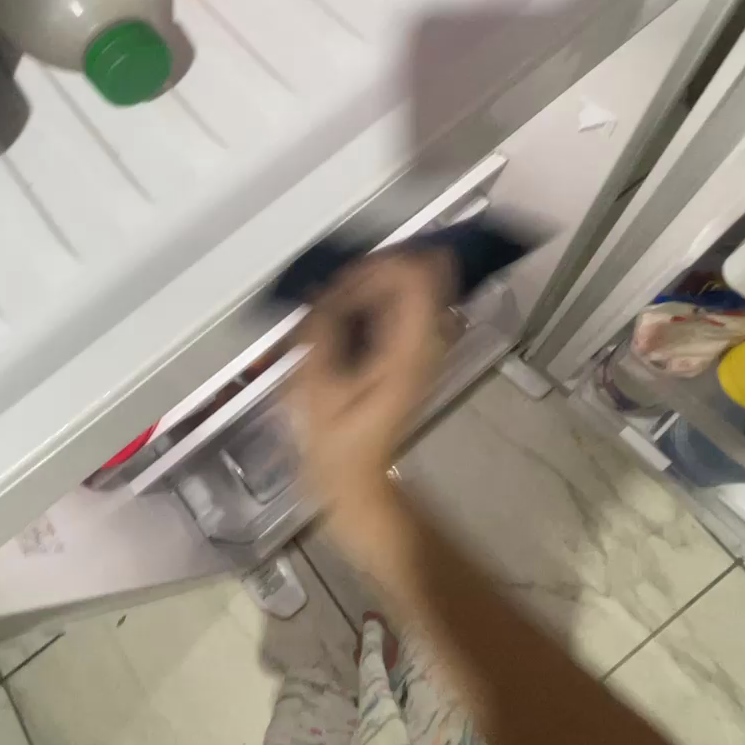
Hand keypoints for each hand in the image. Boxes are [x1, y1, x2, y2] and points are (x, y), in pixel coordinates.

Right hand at [288, 252, 453, 528]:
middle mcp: (427, 345)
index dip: (380, 266)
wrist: (356, 478)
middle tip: (339, 289)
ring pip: (415, 287)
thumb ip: (321, 332)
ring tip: (338, 302)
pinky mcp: (413, 354)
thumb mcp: (317, 387)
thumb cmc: (337, 441)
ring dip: (376, 283)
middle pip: (421, 275)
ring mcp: (425, 349)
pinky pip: (405, 306)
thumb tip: (321, 292)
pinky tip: (347, 315)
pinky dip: (378, 299)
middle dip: (377, 272)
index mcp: (408, 351)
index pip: (418, 279)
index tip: (344, 281)